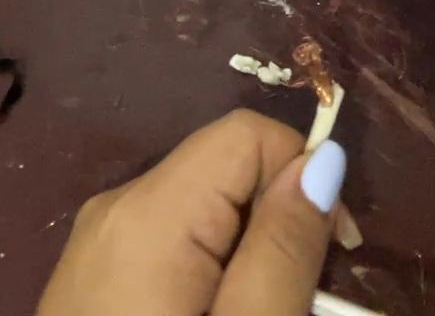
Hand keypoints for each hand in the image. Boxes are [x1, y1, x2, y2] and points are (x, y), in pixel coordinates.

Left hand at [37, 109, 347, 315]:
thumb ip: (282, 248)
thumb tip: (323, 157)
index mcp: (148, 211)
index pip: (245, 135)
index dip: (302, 174)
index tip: (338, 253)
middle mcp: (117, 207)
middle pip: (224, 170)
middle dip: (280, 220)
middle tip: (305, 304)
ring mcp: (99, 242)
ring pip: (204, 208)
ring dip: (252, 251)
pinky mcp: (96, 275)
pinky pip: (172, 242)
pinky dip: (214, 269)